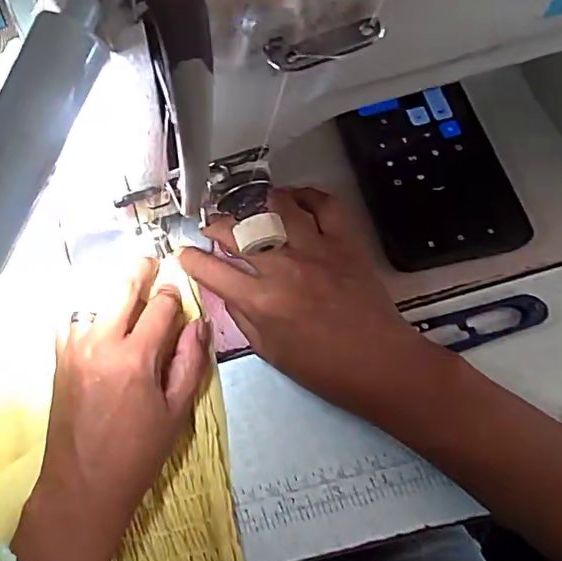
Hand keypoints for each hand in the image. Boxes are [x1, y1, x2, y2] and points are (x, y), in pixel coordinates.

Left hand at [19, 256, 208, 560]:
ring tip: (127, 284)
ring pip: (94, 301)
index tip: (178, 291)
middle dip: (139, 272)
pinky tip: (99, 312)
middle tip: (149, 261)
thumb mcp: (175, 412)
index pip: (159, 308)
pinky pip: (72, 320)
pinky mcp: (59, 360)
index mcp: (135, 358)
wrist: (83, 484)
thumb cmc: (137, 454)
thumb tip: (197, 326)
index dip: (173, 295)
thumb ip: (189, 363)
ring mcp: (73, 349)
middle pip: (121, 291)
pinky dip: (88, 310)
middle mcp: (100, 344)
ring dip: (113, 290)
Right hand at [177, 188, 449, 418]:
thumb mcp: (267, 349)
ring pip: (276, 207)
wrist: (377, 361)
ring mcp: (316, 249)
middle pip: (237, 231)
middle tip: (212, 229)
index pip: (210, 269)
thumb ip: (240, 314)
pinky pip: (323, 204)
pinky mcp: (344, 241)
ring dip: (254, 203)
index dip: (190, 259)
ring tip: (248, 209)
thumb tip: (224, 287)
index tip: (185, 255)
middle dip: (214, 226)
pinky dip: (305, 195)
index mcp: (260, 301)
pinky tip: (292, 199)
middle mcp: (283, 268)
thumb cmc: (320, 365)